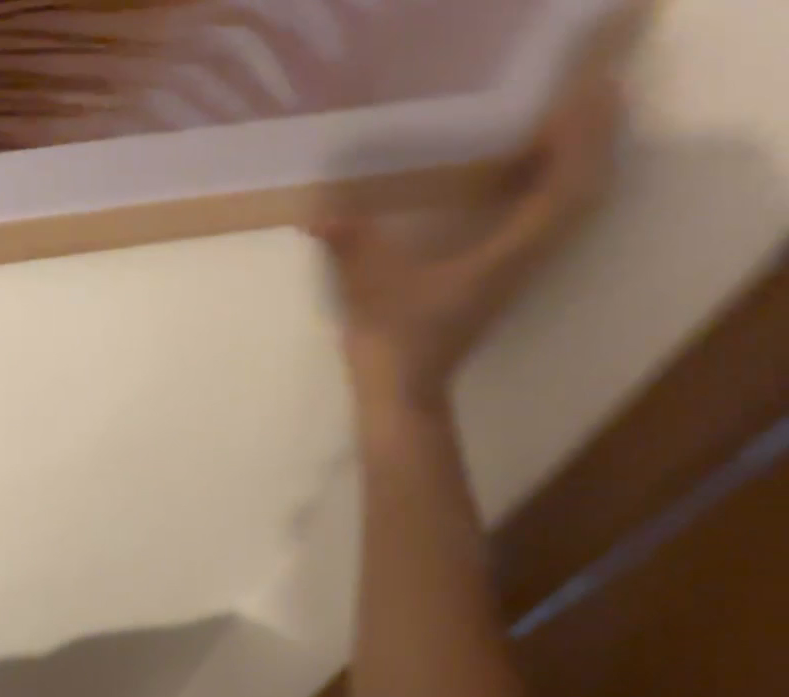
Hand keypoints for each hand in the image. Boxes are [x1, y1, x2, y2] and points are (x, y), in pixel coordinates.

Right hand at [314, 75, 622, 414]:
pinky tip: (526, 183)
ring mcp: (517, 273)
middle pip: (581, 192)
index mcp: (508, 256)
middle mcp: (526, 260)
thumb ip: (350, 246)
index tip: (569, 99)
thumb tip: (316, 214)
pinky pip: (546, 227)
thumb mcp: (368, 289)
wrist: (403, 393)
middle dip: (585, 145)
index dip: (575, 142)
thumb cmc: (395, 343)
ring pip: (567, 211)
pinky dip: (549, 196)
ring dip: (571, 170)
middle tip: (572, 101)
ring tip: (555, 134)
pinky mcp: (500, 282)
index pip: (564, 188)